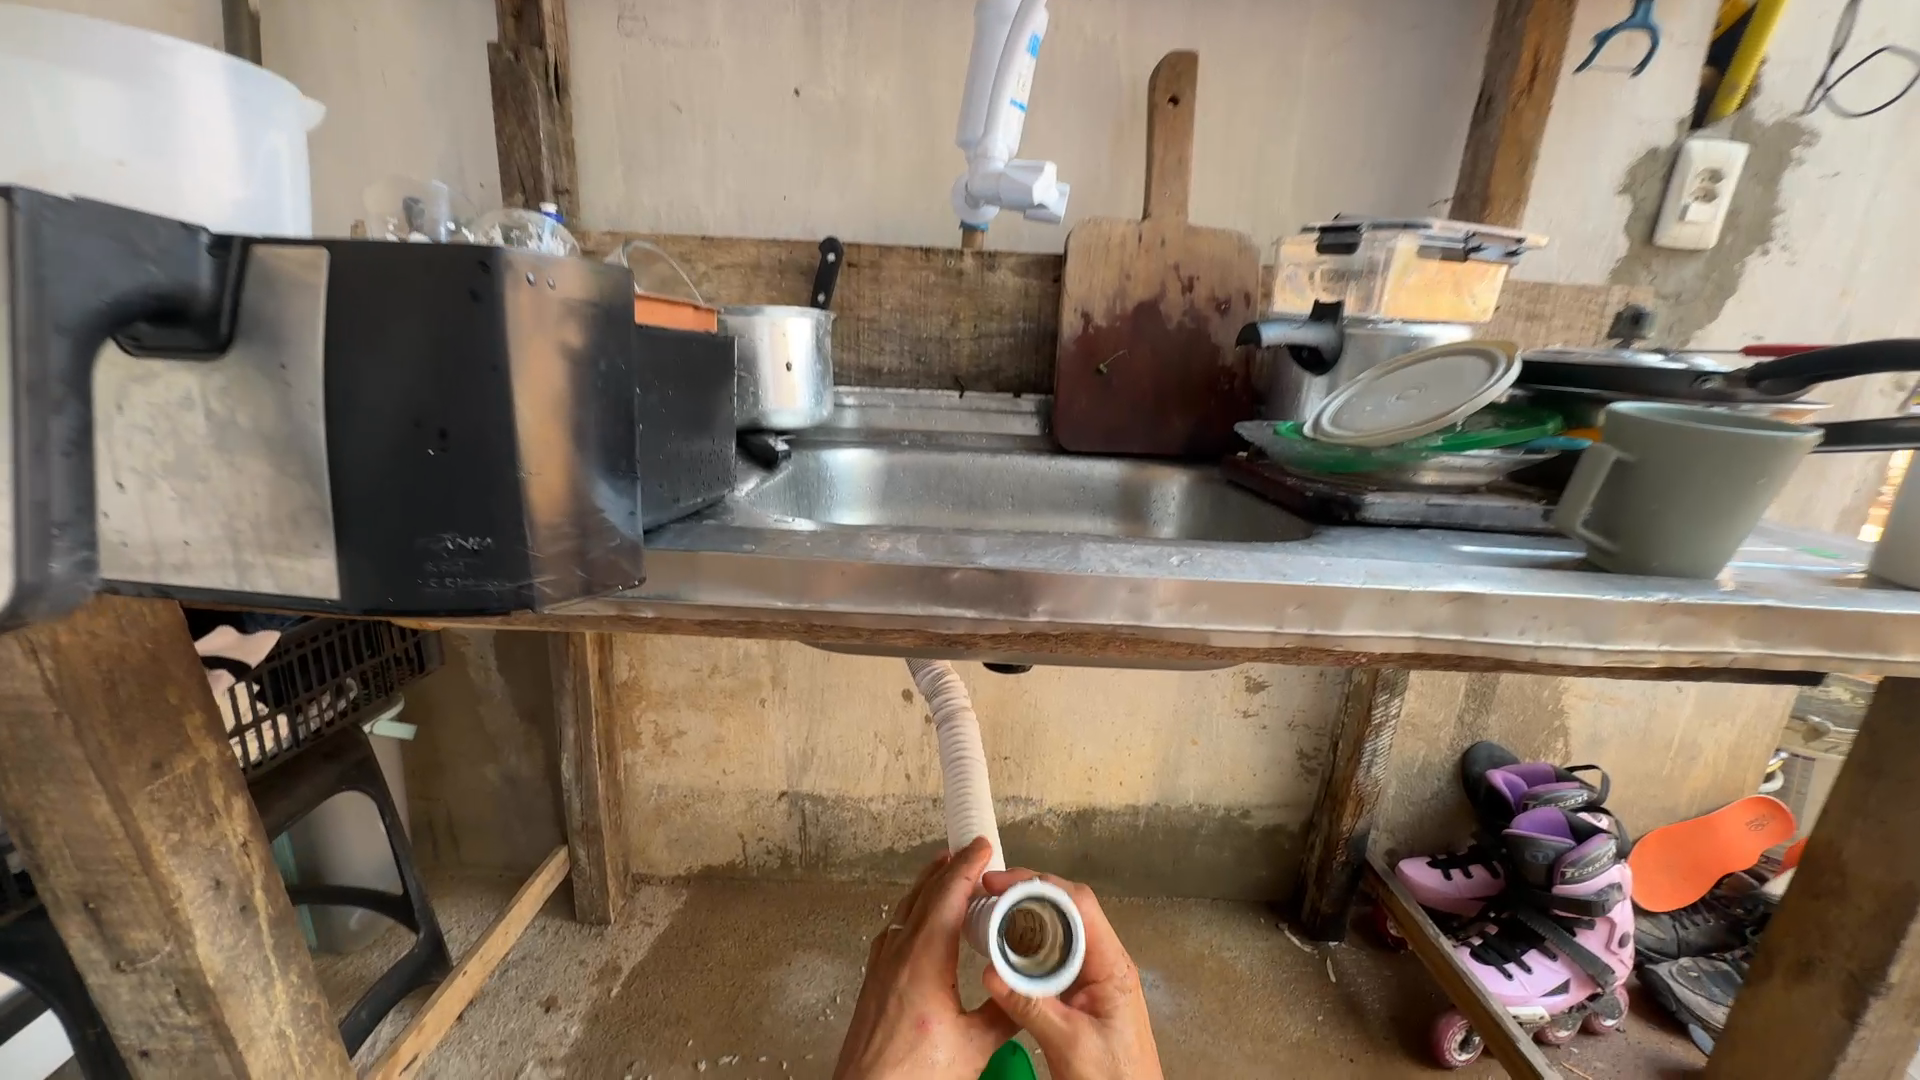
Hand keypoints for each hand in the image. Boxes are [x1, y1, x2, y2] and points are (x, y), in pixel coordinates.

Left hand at [834, 837, 1017, 1079]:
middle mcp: (899, 951)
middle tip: (971, 851)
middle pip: (925, 893)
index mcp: (925, 957)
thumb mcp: (974, 1048)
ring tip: (947, 870)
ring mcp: (882, 963)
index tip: (983, 846)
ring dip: (928, 884)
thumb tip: (1028, 988)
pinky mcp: (874, 978)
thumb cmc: (916, 1075)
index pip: (949, 895)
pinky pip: (895, 927)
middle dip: (950, 867)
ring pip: (906, 907)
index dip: (967, 865)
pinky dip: (913, 908)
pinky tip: (919, 918)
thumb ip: (1004, 1013)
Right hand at [978, 870, 1161, 1079]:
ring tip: (992, 910)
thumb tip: (987, 971)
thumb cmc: (1112, 1079)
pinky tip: (1006, 946)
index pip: (1078, 903)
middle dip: (1028, 893)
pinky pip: (1054, 954)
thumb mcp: (1069, 1044)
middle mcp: (1105, 959)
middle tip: (989, 891)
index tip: (1000, 882)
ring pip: (1060, 928)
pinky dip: (1029, 943)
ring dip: (1027, 915)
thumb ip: (1030, 1006)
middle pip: (1067, 907)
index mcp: (1111, 962)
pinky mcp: (1082, 990)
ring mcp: (1094, 974)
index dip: (1038, 884)